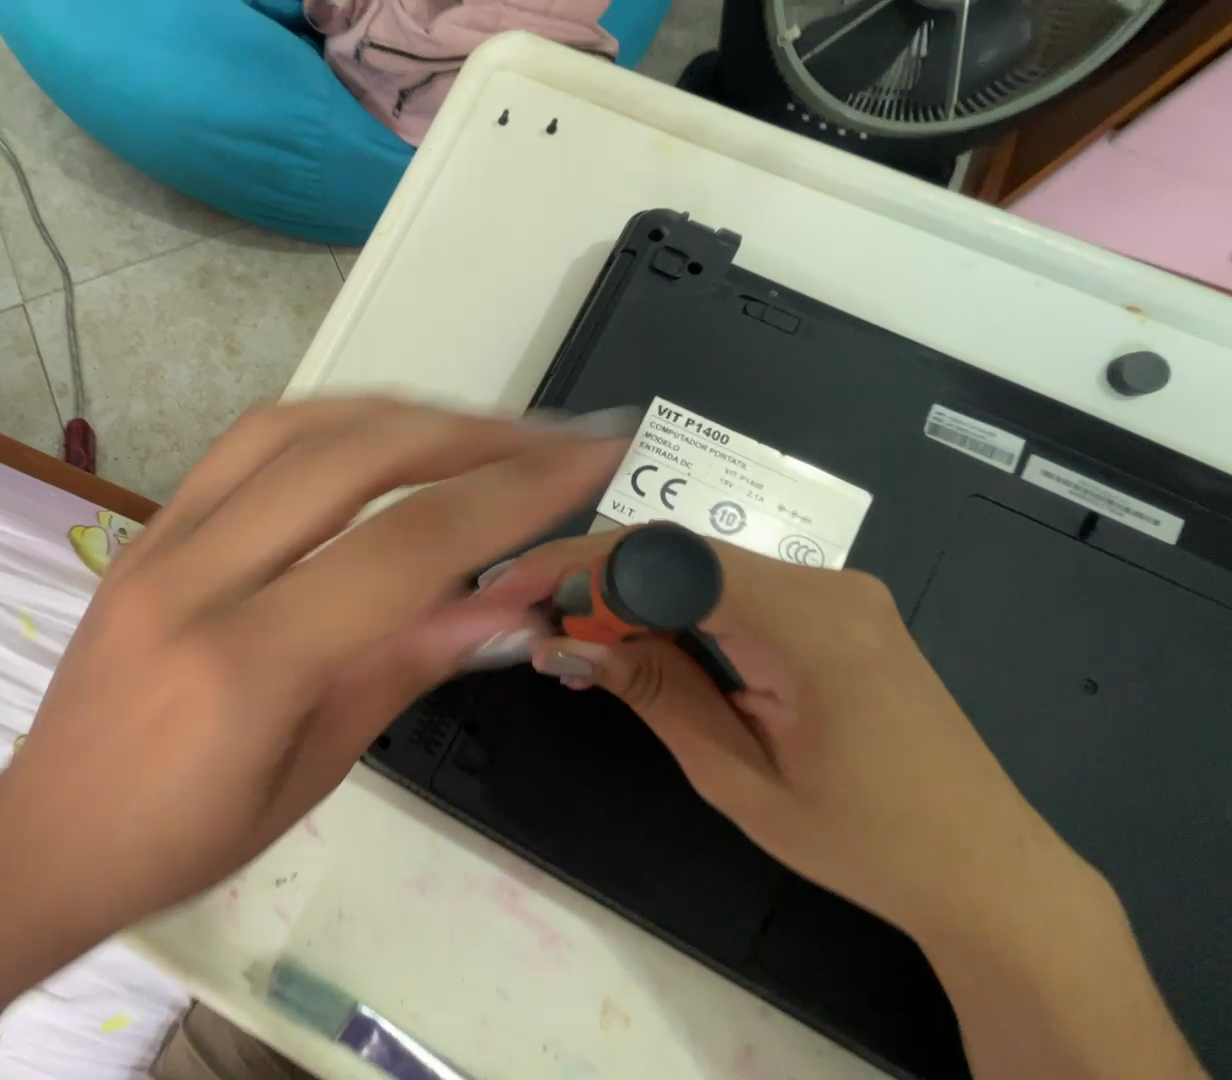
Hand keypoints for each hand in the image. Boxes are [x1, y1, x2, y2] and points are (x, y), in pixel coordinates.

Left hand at [0, 400, 632, 948]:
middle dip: (467, 433)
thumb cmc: (182, 839)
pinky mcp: (143, 531)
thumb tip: (506, 598)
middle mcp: (194, 578)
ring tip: (476, 428)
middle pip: (348, 458)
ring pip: (290, 427)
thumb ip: (403, 667)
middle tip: (548, 435)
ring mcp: (157, 541)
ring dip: (396, 412)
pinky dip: (326, 424)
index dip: (510, 497)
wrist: (47, 834)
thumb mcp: (310, 771)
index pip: (403, 550)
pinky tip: (376, 437)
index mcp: (244, 664)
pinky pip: (241, 447)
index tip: (586, 463)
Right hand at [485, 531, 1087, 943]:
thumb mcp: (736, 776)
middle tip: (527, 623)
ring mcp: (835, 594)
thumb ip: (652, 693)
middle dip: (589, 581)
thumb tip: (562, 644)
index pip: (664, 560)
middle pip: (675, 556)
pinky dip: (668, 613)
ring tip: (567, 642)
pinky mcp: (832, 612)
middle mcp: (827, 585)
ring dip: (624, 599)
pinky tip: (631, 647)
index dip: (575, 567)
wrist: (991, 875)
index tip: (510, 594)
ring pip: (696, 570)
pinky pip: (729, 592)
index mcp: (810, 624)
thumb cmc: (866, 843)